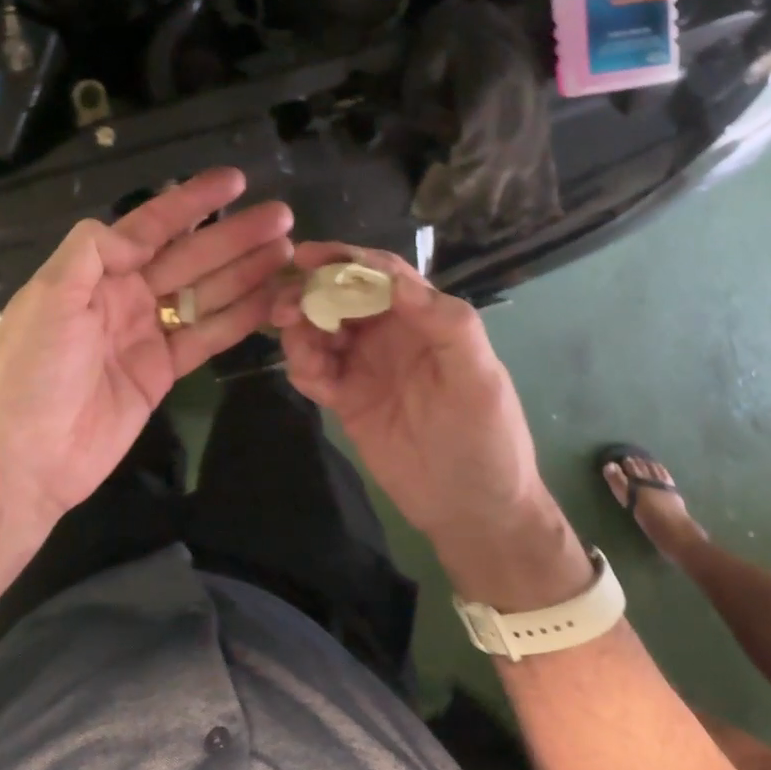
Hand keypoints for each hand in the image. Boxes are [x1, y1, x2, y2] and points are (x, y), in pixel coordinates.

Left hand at [0, 168, 292, 520]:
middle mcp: (122, 296)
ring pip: (203, 294)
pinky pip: (206, 337)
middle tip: (282, 218)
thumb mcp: (49, 300)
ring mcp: (144, 335)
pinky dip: (238, 318)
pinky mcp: (162, 372)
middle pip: (187, 257)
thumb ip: (89, 254)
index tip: (234, 181)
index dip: (191, 202)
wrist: (29, 457)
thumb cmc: (33, 373)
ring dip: (244, 272)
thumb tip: (127, 229)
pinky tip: (271, 300)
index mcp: (93, 273)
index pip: (149, 227)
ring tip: (289, 254)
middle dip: (232, 237)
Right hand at [271, 243, 543, 540]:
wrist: (472, 511)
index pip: (380, 274)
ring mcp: (364, 367)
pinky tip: (311, 381)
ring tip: (301, 352)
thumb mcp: (479, 379)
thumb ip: (447, 325)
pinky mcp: (345, 399)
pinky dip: (303, 369)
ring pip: (319, 331)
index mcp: (425, 319)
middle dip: (308, 294)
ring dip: (300, 331)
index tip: (306, 258)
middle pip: (339, 297)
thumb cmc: (487, 439)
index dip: (344, 260)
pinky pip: (314, 371)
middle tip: (283, 308)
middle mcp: (390, 335)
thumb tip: (395, 281)